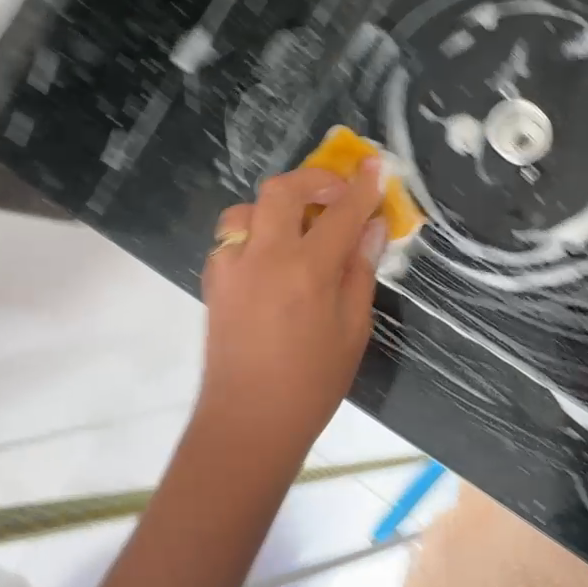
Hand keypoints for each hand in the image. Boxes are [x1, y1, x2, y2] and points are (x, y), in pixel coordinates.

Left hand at [198, 159, 389, 447]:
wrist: (249, 420)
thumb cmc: (313, 382)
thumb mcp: (353, 329)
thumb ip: (360, 271)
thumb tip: (372, 227)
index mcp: (307, 271)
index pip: (341, 212)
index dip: (361, 186)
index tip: (374, 165)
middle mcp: (264, 257)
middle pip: (283, 190)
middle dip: (314, 179)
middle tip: (337, 193)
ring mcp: (231, 266)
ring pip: (249, 208)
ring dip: (279, 206)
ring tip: (301, 226)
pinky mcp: (214, 280)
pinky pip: (233, 237)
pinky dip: (256, 232)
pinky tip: (274, 258)